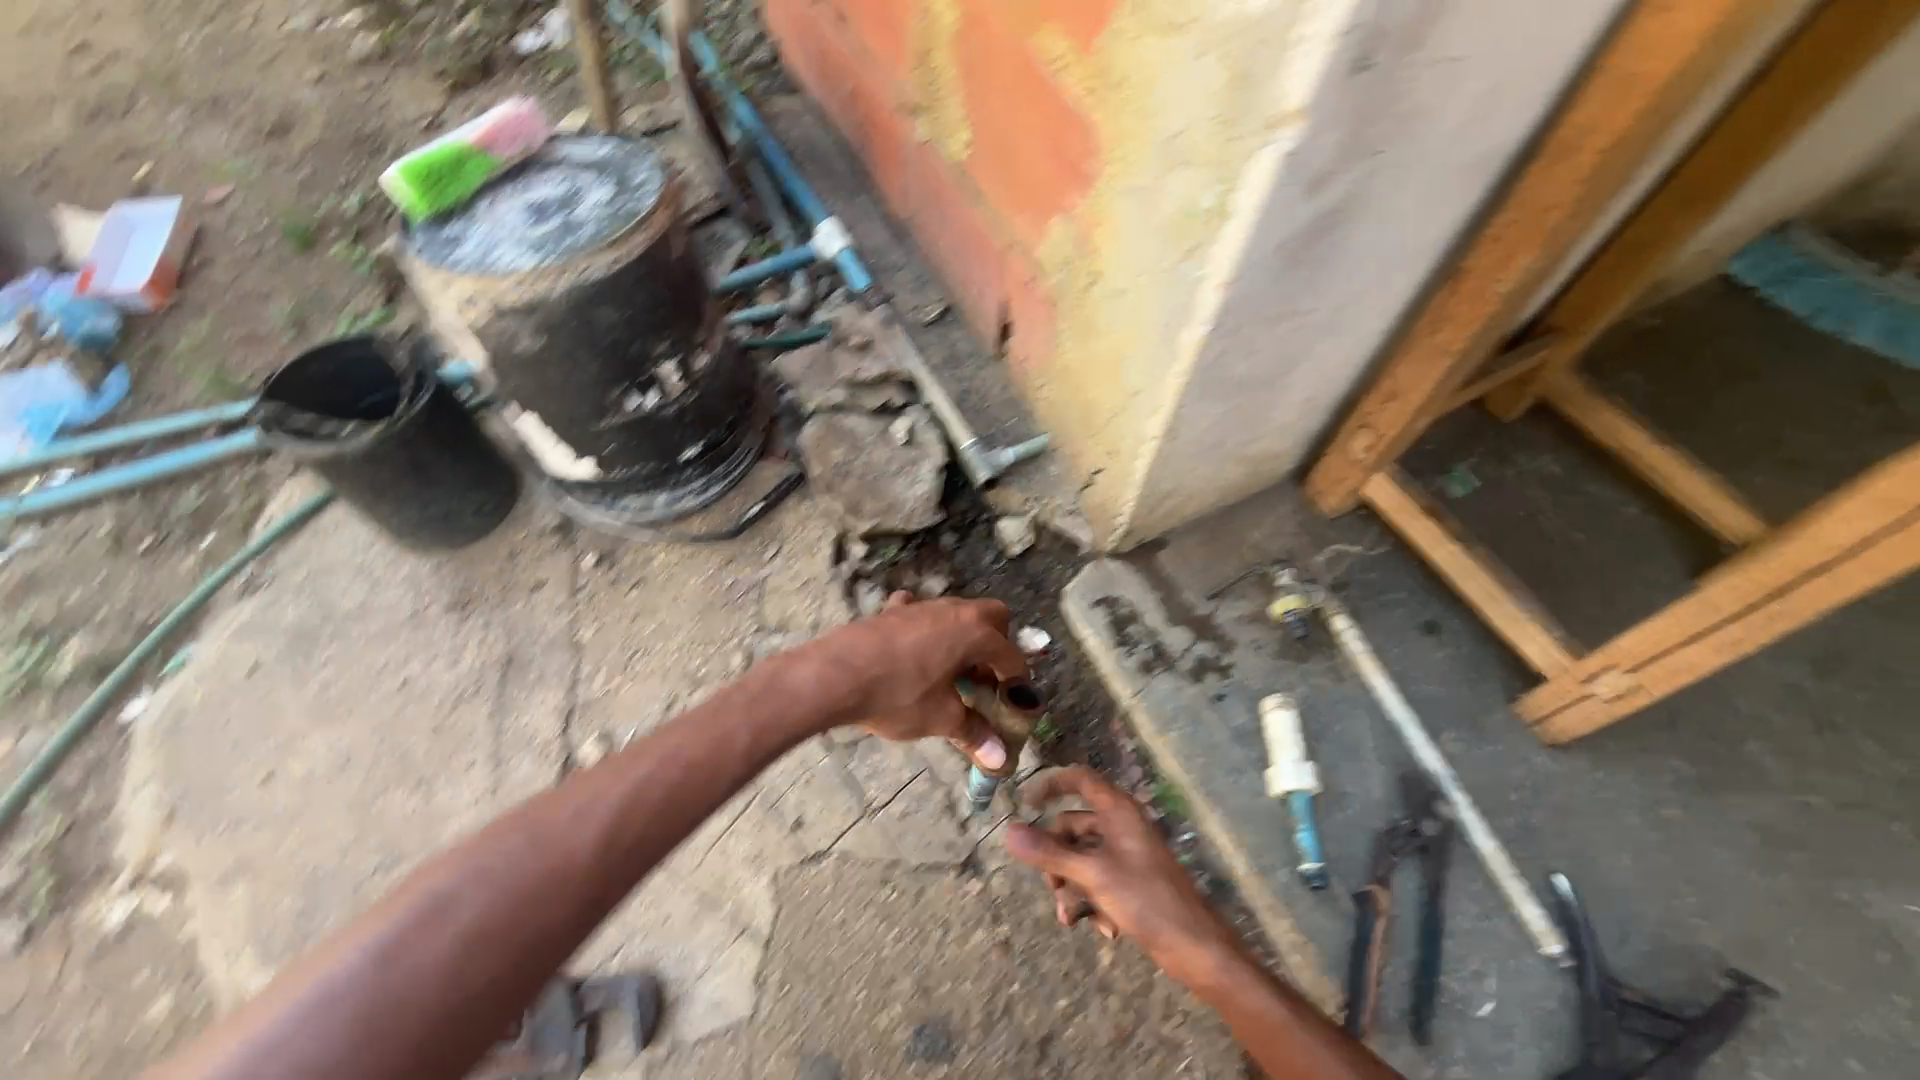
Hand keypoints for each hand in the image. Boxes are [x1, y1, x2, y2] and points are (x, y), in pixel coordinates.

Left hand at [802, 592, 1028, 770]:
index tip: (1013, 703)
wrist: (835, 676)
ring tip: (952, 673)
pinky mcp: (891, 611)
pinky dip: (925, 629)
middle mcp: (952, 610)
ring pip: (956, 613)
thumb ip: (973, 733)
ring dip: (963, 638)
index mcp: (974, 632)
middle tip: (987, 678)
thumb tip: (999, 758)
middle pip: (992, 616)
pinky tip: (915, 652)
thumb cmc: (897, 695)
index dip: (1017, 681)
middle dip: (998, 644)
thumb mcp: (941, 718)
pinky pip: (919, 613)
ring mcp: (920, 606)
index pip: (1011, 654)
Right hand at [1004, 767, 1241, 980]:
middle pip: (1072, 827)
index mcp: (1117, 810)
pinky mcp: (1131, 881)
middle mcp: (1121, 825)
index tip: (1024, 804)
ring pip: (1081, 859)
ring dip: (1072, 888)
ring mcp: (1127, 854)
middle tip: (1053, 888)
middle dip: (1057, 860)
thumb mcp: (1091, 875)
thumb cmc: (1145, 899)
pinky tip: (1102, 929)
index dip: (1050, 784)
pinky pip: (1097, 880)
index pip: (1079, 779)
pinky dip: (1092, 901)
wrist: (1195, 946)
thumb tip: (1008, 831)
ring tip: (1073, 919)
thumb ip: (1049, 853)